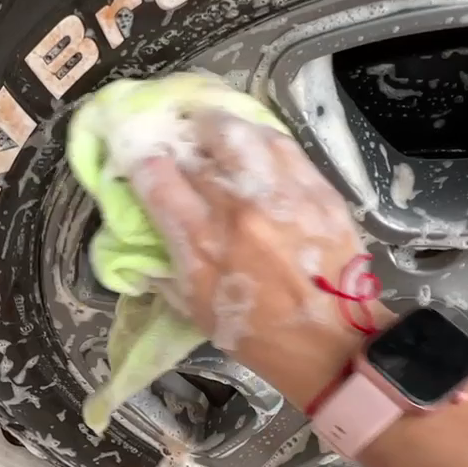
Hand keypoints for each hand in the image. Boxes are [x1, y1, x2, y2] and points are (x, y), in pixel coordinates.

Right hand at [128, 109, 379, 403]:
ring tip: (205, 124)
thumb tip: (144, 249)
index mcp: (201, 242)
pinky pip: (280, 145)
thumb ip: (165, 272)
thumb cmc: (254, 332)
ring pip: (238, 134)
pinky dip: (256, 136)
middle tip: (170, 138)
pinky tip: (248, 139)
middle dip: (175, 140)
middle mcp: (237, 209)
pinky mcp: (315, 189)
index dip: (141, 162)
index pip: (158, 181)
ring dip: (214, 124)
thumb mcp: (194, 309)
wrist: (329, 342)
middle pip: (194, 151)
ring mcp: (280, 193)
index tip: (137, 158)